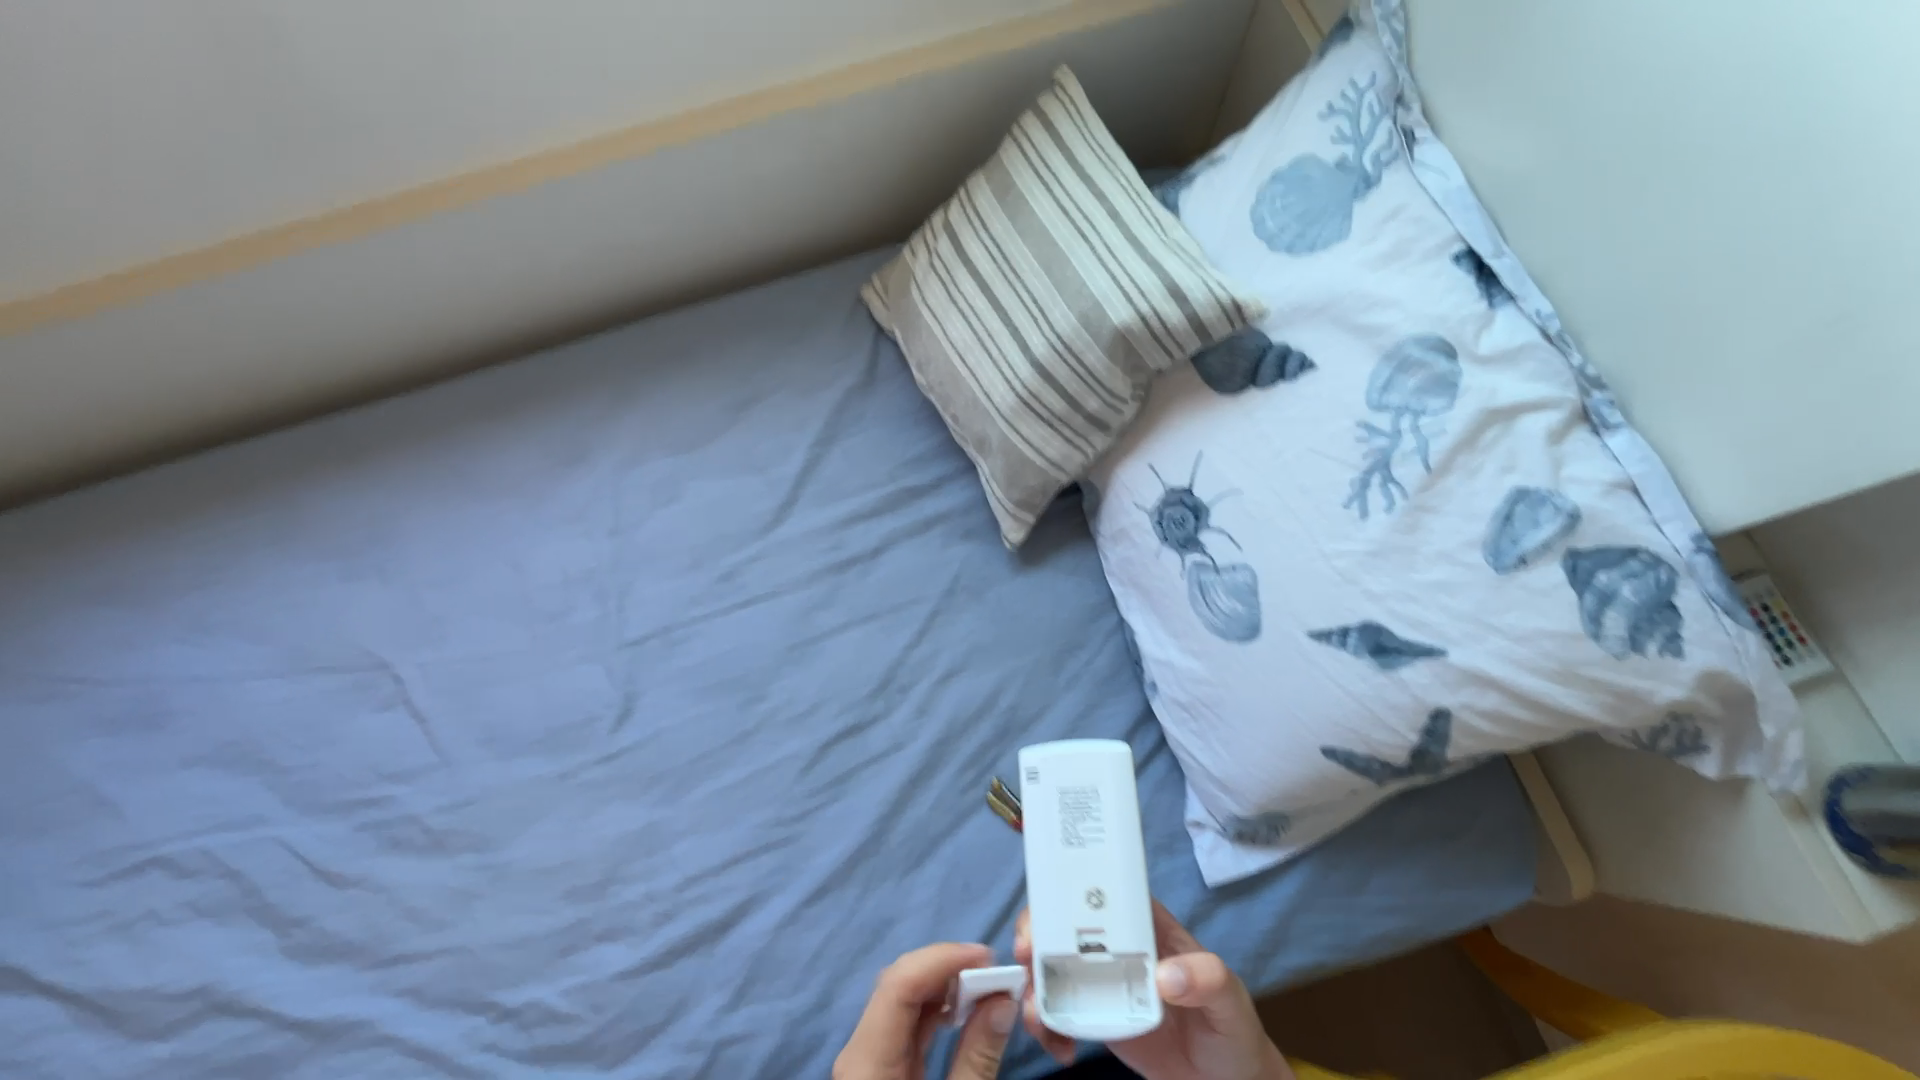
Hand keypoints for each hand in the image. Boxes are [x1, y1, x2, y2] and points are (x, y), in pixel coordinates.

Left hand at [834, 943, 1019, 1079]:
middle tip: (995, 971)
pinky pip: (906, 1024)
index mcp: (867, 1060)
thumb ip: (978, 1059)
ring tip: (987, 987)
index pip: (899, 984)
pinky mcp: (880, 1069)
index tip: (988, 955)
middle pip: (900, 985)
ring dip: (946, 987)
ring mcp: (868, 1058)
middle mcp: (859, 1050)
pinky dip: (937, 1011)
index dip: (943, 959)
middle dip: (948, 968)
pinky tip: (965, 1011)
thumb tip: (1003, 1002)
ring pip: (903, 1002)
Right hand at [1015, 903, 1294, 1079]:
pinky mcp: (1092, 1015)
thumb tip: (1164, 975)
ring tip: (1039, 1021)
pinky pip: (1056, 1009)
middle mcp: (1116, 945)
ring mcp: (1100, 980)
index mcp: (1144, 925)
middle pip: (1062, 924)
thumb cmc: (1230, 1025)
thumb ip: (1206, 978)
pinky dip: (1046, 1025)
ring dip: (1032, 985)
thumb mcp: (1229, 999)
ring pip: (1050, 965)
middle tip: (1025, 962)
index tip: (1043, 919)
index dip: (1065, 896)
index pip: (1100, 893)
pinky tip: (1059, 1048)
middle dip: (1034, 935)